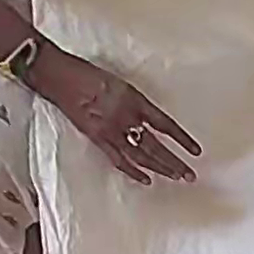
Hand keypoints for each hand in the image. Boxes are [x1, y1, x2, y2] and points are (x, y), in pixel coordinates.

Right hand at [28, 47, 201, 183]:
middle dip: (175, 162)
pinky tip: (147, 180)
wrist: (57, 73)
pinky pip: (119, 160)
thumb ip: (139, 105)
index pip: (166, 124)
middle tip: (191, 176)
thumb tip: (155, 123)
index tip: (196, 152)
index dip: (182, 139)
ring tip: (176, 178)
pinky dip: (134, 171)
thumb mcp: (122, 85)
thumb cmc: (88, 75)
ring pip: (142, 156)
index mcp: (135, 101)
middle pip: (157, 146)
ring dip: (161, 168)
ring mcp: (111, 130)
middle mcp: (126, 117)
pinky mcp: (98, 138)